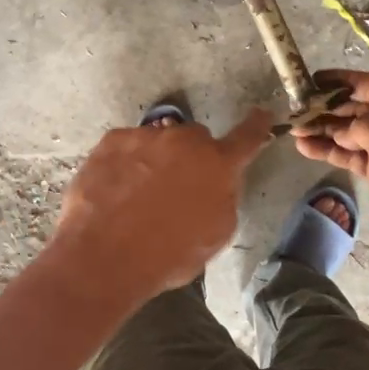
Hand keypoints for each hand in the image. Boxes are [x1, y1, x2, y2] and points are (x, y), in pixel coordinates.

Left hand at [49, 109, 274, 304]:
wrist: (107, 255)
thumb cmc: (169, 254)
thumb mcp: (215, 234)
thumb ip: (223, 198)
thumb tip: (217, 184)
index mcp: (218, 165)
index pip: (246, 138)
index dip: (255, 126)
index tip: (261, 114)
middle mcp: (185, 141)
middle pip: (194, 140)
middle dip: (190, 157)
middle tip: (175, 188)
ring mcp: (146, 137)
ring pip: (158, 141)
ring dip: (155, 160)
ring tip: (137, 196)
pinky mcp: (112, 141)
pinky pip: (127, 146)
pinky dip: (125, 163)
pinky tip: (115, 191)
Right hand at [291, 70, 368, 268]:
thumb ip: (363, 127)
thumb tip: (341, 128)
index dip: (344, 81)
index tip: (315, 80)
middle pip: (362, 109)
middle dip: (330, 110)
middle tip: (298, 110)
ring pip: (354, 134)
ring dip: (326, 131)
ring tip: (295, 129)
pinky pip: (353, 155)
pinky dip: (332, 151)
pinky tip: (306, 148)